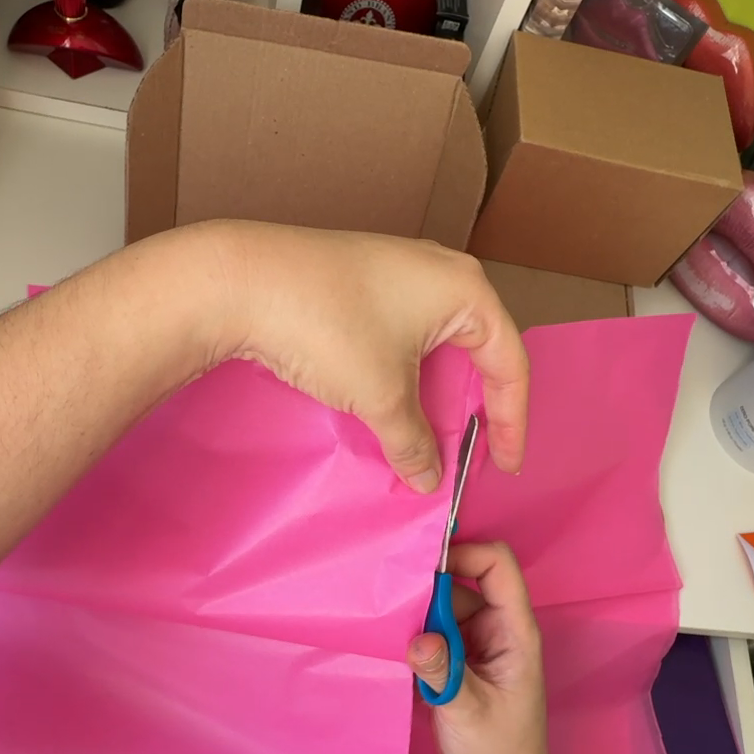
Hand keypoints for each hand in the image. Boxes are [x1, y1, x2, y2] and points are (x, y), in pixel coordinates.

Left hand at [179, 221, 528, 491]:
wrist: (241, 282)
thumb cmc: (329, 327)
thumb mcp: (382, 395)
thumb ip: (413, 443)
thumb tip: (428, 480)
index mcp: (466, 290)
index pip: (509, 364)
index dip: (512, 422)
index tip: (504, 466)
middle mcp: (440, 274)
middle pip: (475, 354)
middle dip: (470, 408)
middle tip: (464, 453)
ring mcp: (397, 275)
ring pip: (434, 349)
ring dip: (431, 398)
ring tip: (423, 439)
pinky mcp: (361, 285)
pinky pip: (401, 340)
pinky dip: (403, 380)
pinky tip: (387, 408)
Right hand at [407, 543, 555, 753]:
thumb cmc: (498, 752)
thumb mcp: (468, 712)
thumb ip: (442, 673)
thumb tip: (415, 638)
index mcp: (513, 632)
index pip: (497, 567)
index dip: (464, 556)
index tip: (424, 569)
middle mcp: (494, 630)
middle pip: (462, 584)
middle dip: (428, 587)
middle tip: (389, 595)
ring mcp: (473, 646)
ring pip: (441, 608)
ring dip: (415, 613)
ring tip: (382, 620)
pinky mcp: (453, 663)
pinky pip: (431, 633)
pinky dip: (412, 633)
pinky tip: (387, 640)